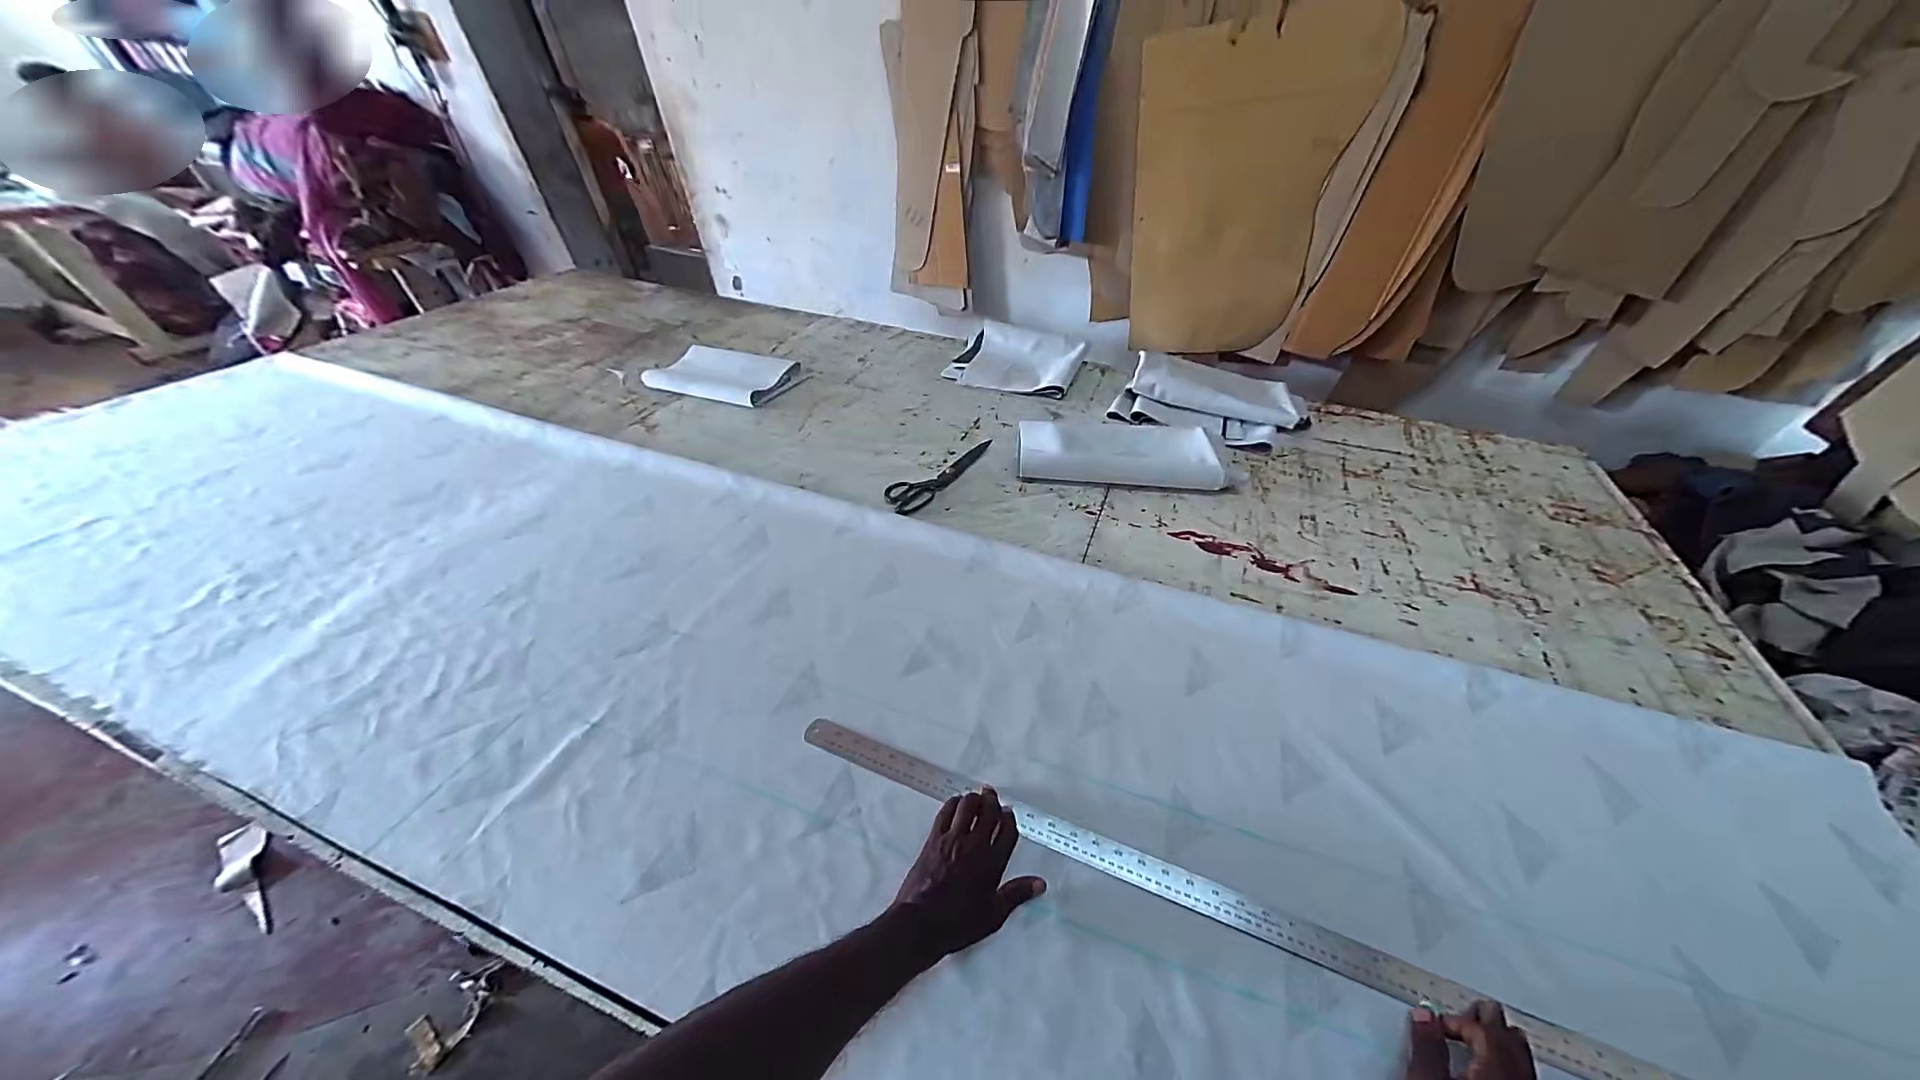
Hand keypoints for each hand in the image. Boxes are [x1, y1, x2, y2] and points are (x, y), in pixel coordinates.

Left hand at [890, 787, 1046, 958]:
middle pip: (988, 812)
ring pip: (967, 807)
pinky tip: (955, 802)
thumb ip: (1017, 894)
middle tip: (991, 794)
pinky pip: (946, 812)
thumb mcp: (993, 914)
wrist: (921, 922)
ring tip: (975, 797)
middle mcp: (975, 846)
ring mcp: (953, 840)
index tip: (1008, 812)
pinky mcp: (934, 839)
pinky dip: (953, 803)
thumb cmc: (957, 922)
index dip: (1009, 818)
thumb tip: (1039, 884)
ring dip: (973, 798)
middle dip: (992, 800)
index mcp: (992, 863)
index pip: (1007, 831)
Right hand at [1407, 1000, 1538, 1079]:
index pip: (1479, 1024)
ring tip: (1474, 1036)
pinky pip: (1523, 1071)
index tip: (1434, 1021)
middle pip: (1509, 1035)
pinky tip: (1489, 1064)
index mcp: (1497, 1062)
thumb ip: (1426, 1044)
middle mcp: (1519, 1074)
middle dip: (1484, 1020)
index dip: (1454, 1018)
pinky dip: (1506, 1059)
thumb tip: (1422, 1014)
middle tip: (1461, 1014)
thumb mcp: (1428, 1077)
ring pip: (1520, 1054)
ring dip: (1497, 1040)